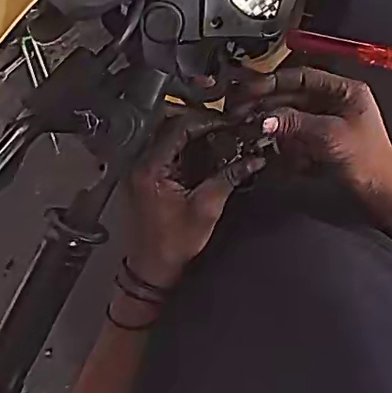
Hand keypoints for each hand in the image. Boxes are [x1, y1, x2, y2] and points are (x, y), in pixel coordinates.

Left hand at [122, 111, 263, 289]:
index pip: (177, 127)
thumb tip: (251, 161)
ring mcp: (140, 170)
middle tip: (221, 125)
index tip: (226, 124)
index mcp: (150, 168)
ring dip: (190, 134)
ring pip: (164, 136)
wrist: (151, 271)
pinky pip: (163, 151)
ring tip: (215, 136)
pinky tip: (201, 154)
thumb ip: (229, 178)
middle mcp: (140, 164)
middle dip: (197, 121)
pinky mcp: (144, 178)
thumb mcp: (207, 208)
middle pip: (167, 125)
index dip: (205, 121)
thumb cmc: (171, 246)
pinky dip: (182, 148)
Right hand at [230, 67, 391, 205]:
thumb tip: (266, 117)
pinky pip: (295, 135)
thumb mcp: (330, 135)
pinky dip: (282, 139)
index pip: (302, 77)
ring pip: (291, 117)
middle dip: (269, 104)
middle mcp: (335, 104)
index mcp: (345, 91)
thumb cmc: (369, 161)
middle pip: (293, 97)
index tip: (251, 89)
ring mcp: (328, 124)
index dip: (274, 81)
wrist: (381, 193)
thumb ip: (296, 123)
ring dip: (273, 123)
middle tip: (243, 109)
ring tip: (253, 127)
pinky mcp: (322, 143)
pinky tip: (271, 144)